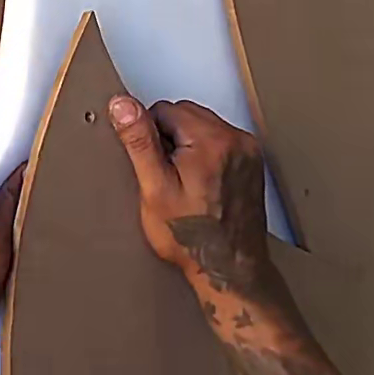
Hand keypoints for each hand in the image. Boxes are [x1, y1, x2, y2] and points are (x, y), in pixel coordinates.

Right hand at [108, 96, 279, 298]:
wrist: (227, 269)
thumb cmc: (192, 237)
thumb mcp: (154, 187)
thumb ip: (139, 141)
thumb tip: (123, 105)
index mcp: (212, 141)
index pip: (163, 109)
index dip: (149, 138)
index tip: (156, 167)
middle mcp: (236, 140)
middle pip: (184, 114)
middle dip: (168, 139)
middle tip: (167, 177)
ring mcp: (247, 151)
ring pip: (199, 125)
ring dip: (185, 145)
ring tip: (184, 182)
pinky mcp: (250, 161)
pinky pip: (216, 140)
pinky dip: (202, 154)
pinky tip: (199, 183)